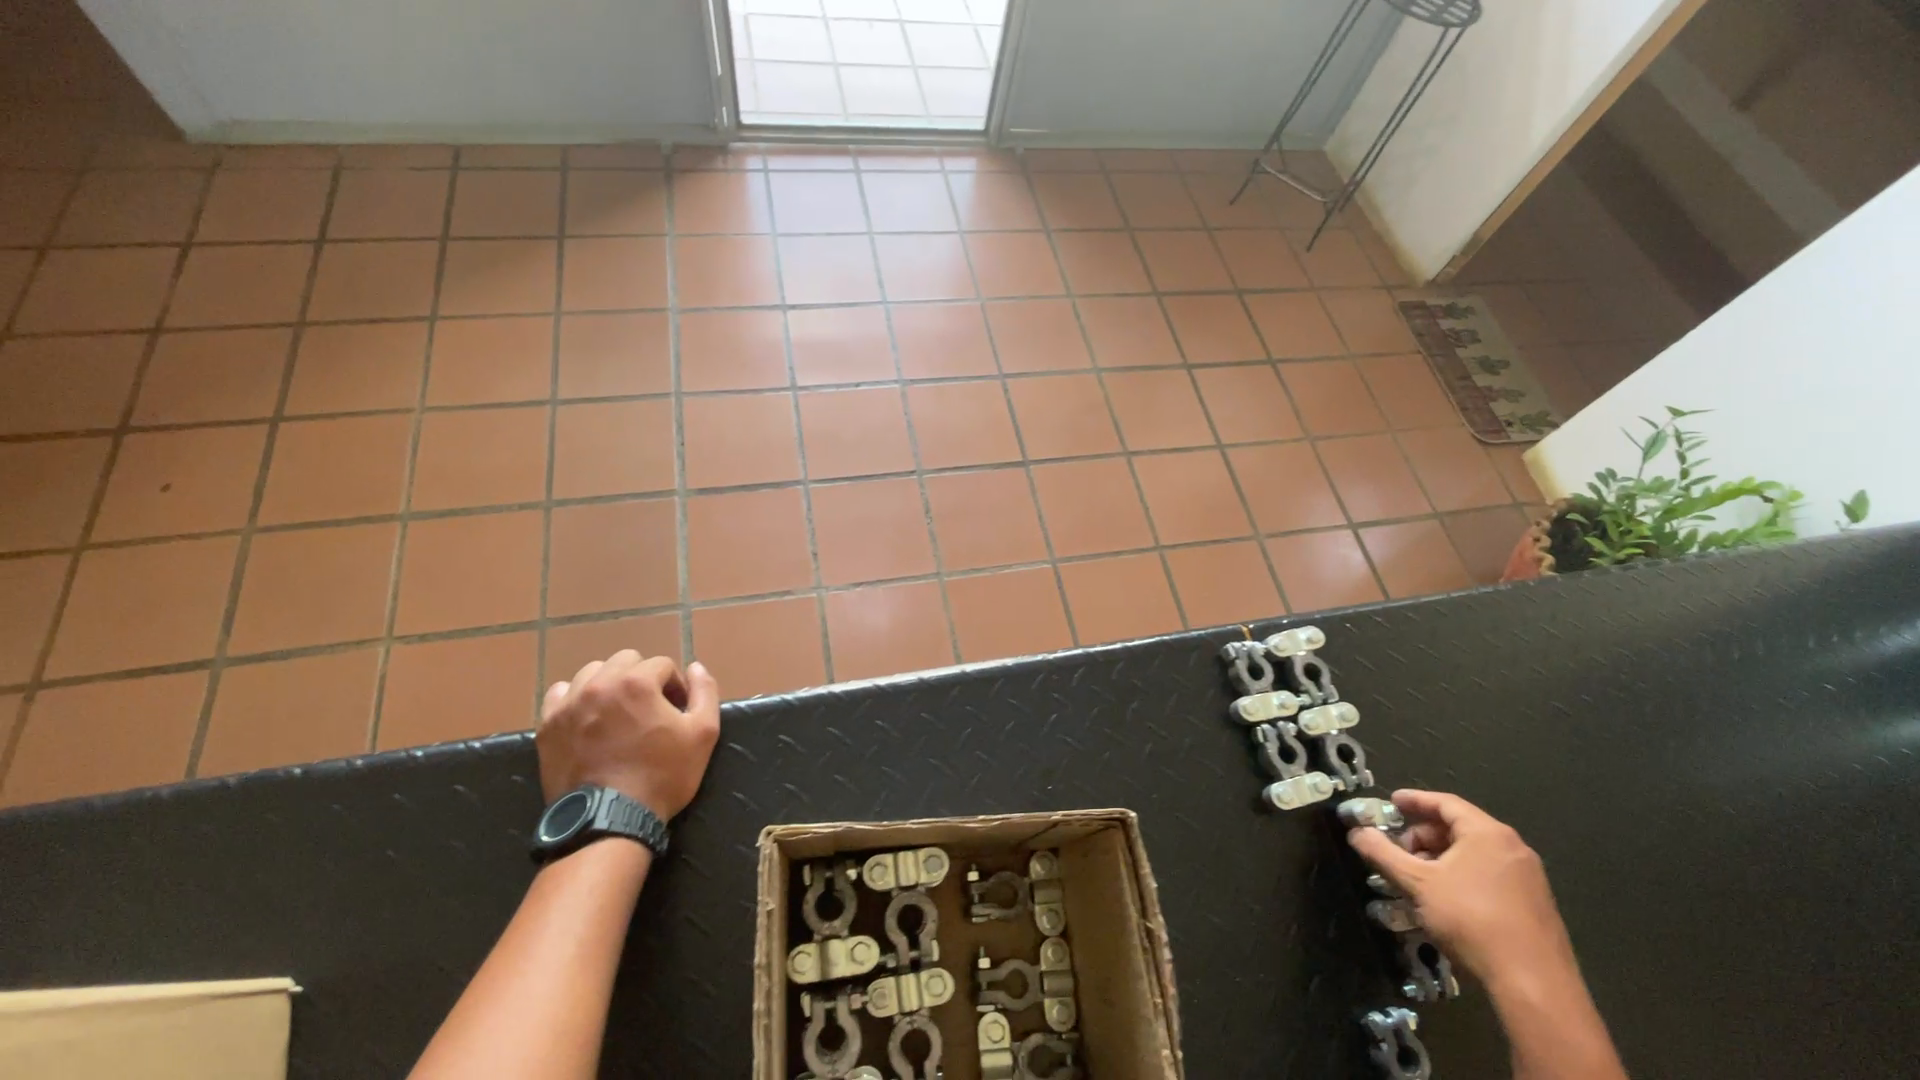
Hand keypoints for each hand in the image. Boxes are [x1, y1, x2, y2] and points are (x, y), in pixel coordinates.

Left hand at [537, 651, 720, 819]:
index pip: (662, 665)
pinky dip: (575, 698)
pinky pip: (559, 694)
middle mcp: (599, 684)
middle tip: (648, 710)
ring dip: (609, 684)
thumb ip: (705, 692)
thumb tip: (695, 666)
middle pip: (626, 661)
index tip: (676, 712)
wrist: (610, 819)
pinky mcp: (548, 725)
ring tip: (617, 713)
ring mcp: (569, 704)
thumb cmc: (662, 776)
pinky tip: (587, 718)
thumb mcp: (703, 735)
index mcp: (637, 682)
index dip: (675, 686)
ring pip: (592, 673)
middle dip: (641, 678)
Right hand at [1348, 790, 1577, 991]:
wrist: (1533, 981)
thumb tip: (1357, 832)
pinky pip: (1489, 873)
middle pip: (1460, 827)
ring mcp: (1527, 876)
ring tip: (1417, 878)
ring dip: (1441, 858)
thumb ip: (1383, 854)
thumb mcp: (1417, 884)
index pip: (1446, 803)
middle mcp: (1512, 847)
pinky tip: (1445, 899)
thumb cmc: (1471, 920)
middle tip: (1399, 850)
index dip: (1415, 800)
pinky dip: (1462, 874)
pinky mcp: (1534, 902)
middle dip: (1424, 835)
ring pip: (1474, 853)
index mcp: (1487, 833)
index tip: (1391, 802)